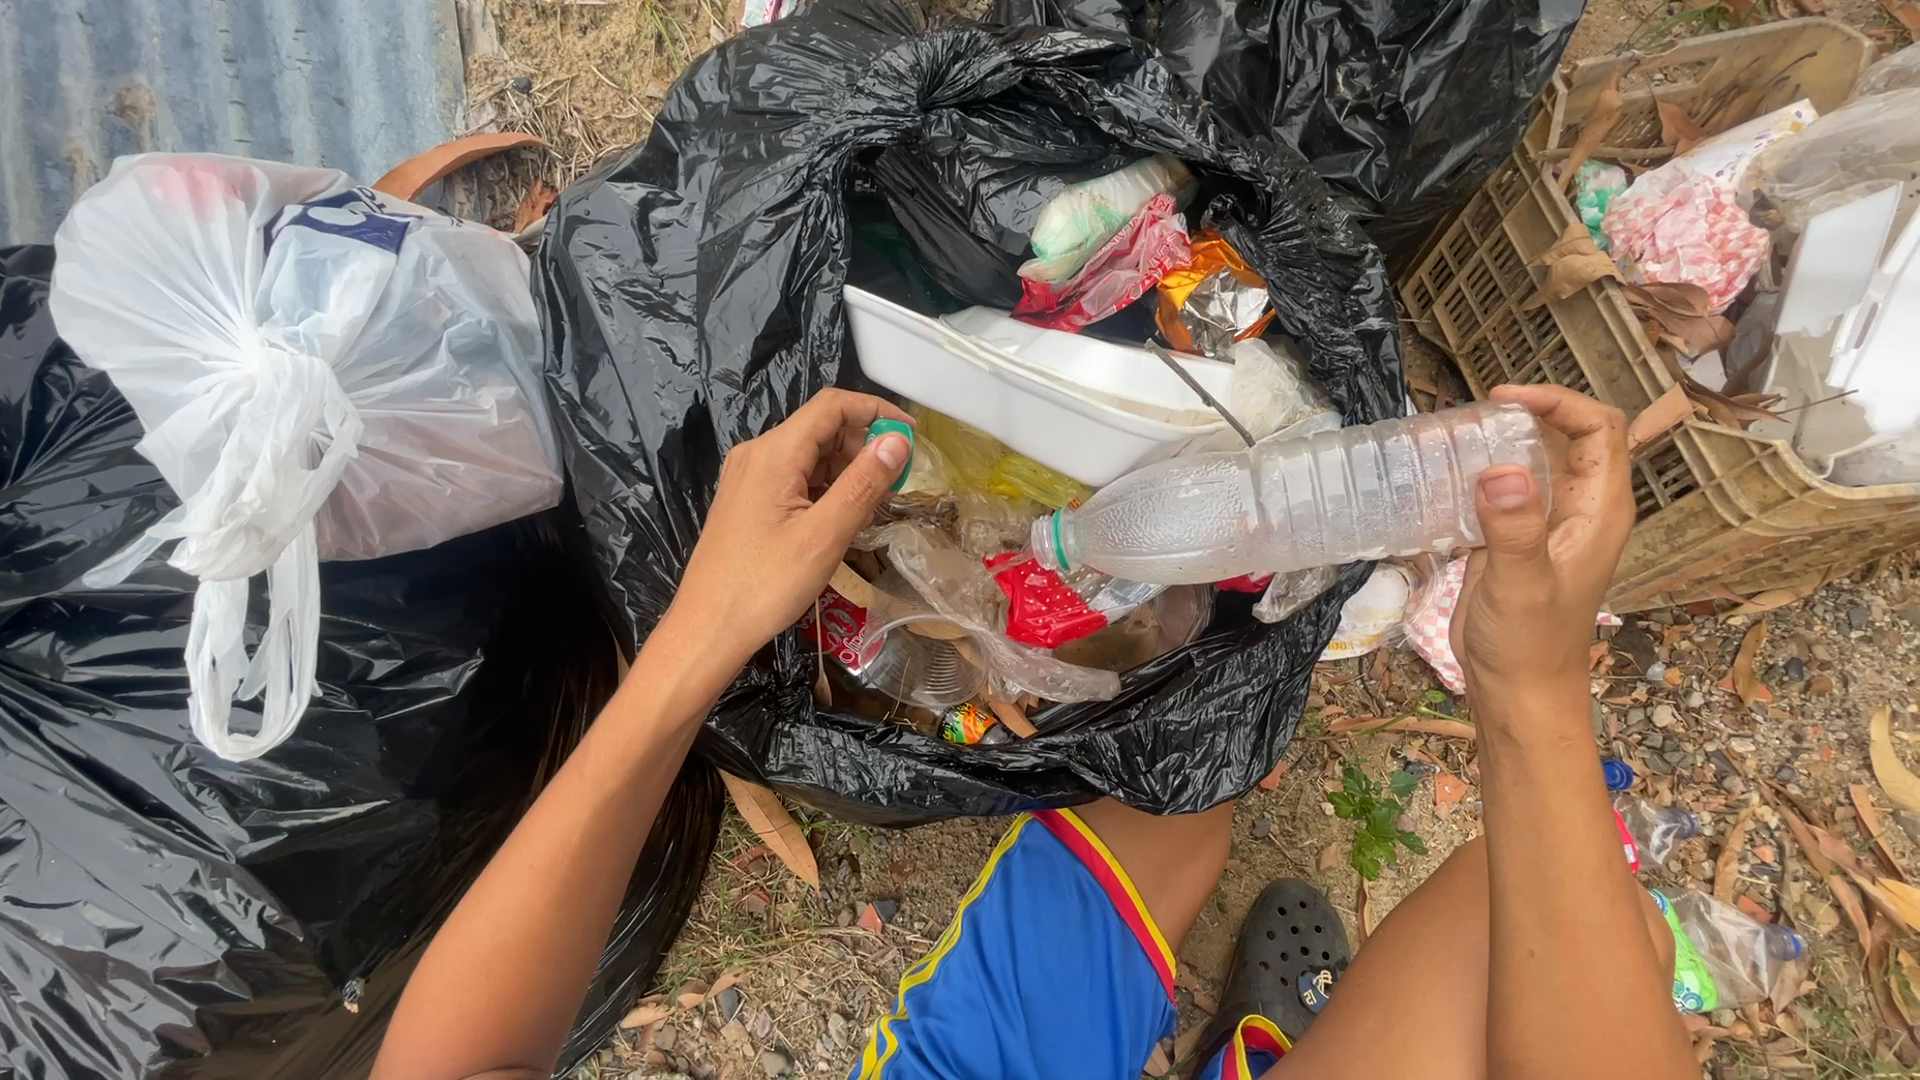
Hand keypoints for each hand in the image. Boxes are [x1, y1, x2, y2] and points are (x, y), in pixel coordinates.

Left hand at [666, 389, 911, 667]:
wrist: (708, 629)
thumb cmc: (765, 585)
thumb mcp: (825, 535)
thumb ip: (863, 483)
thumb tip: (898, 440)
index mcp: (774, 453)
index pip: (832, 406)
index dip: (876, 412)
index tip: (912, 437)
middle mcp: (757, 454)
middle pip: (821, 427)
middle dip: (864, 445)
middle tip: (896, 481)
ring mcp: (749, 477)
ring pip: (809, 454)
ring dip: (847, 468)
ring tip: (874, 503)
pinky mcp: (748, 500)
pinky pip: (795, 477)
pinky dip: (826, 486)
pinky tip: (842, 516)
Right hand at [1450, 385, 1634, 704]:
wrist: (1516, 687)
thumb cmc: (1526, 642)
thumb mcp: (1520, 586)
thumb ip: (1514, 530)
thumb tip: (1499, 470)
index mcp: (1598, 512)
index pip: (1598, 432)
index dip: (1559, 403)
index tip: (1502, 398)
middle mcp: (1579, 510)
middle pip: (1574, 438)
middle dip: (1533, 413)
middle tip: (1474, 412)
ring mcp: (1547, 525)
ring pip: (1539, 462)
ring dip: (1506, 440)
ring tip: (1457, 433)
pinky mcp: (1515, 540)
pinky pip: (1508, 490)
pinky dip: (1483, 472)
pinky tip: (1448, 474)